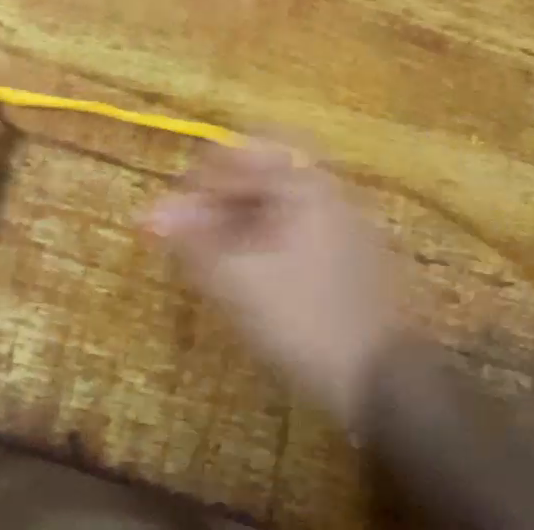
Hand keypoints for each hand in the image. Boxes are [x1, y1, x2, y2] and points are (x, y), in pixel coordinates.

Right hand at [146, 142, 402, 422]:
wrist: (384, 384)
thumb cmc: (302, 318)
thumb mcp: (234, 278)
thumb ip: (188, 239)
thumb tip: (148, 214)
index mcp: (305, 184)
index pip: (243, 151)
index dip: (203, 175)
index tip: (178, 208)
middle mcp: (331, 194)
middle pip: (265, 176)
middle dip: (220, 200)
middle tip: (191, 233)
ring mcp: (351, 229)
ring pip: (283, 208)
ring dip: (242, 223)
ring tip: (215, 259)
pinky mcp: (358, 264)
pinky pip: (302, 234)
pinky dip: (268, 244)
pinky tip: (252, 277)